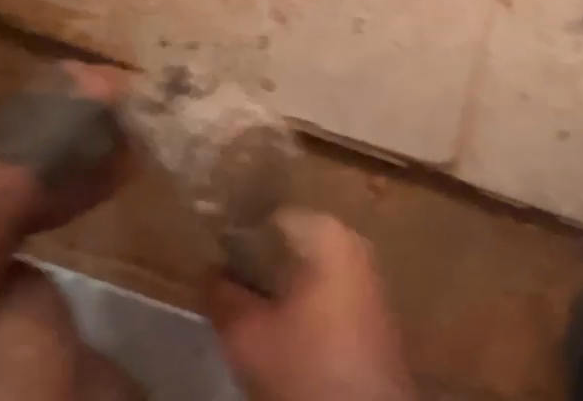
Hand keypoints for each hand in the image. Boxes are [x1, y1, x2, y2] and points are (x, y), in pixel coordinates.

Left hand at [0, 60, 132, 232]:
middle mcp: (67, 74)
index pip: (131, 87)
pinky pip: (39, 105)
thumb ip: (133, 152)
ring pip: (65, 92)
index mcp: (99, 84)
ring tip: (76, 143)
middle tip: (108, 135)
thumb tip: (139, 141)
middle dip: (104, 105)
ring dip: (72, 111)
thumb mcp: (111, 177)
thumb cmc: (60, 182)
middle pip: (96, 84)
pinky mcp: (5, 103)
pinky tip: (46, 147)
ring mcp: (32, 84)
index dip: (136, 110)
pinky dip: (46, 120)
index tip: (137, 131)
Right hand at [206, 210, 415, 400]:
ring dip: (279, 284)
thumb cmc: (306, 366)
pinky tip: (281, 325)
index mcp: (327, 234)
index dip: (236, 234)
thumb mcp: (248, 336)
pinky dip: (302, 300)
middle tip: (226, 282)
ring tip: (248, 306)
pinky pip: (327, 289)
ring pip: (309, 268)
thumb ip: (222, 296)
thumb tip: (208, 272)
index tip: (212, 254)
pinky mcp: (374, 309)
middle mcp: (353, 243)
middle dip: (258, 261)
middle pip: (291, 242)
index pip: (270, 216)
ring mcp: (368, 275)